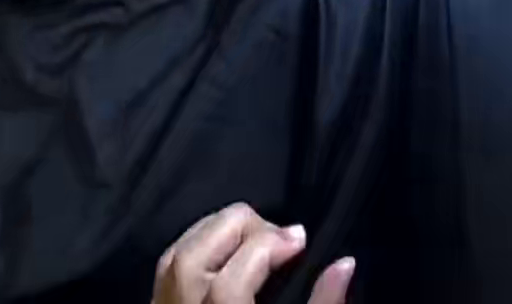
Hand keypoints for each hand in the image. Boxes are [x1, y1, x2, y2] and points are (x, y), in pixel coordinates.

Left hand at [152, 204, 354, 303]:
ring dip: (217, 233)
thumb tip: (346, 262)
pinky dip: (198, 246)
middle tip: (276, 240)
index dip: (270, 247)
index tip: (301, 242)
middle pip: (193, 257)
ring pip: (174, 258)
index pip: (231, 283)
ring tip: (253, 241)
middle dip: (241, 230)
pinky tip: (227, 254)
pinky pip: (166, 270)